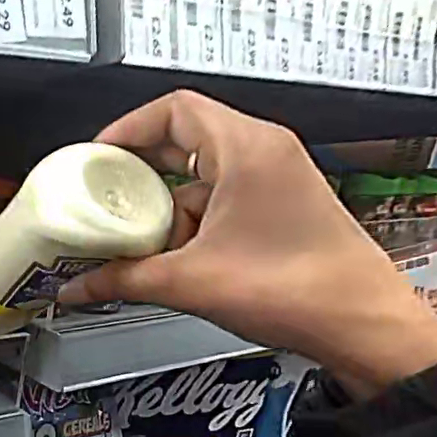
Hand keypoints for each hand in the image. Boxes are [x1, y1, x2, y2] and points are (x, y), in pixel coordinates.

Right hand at [57, 91, 436, 397]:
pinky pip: (215, 205)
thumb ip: (121, 281)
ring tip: (135, 248)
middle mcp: (263, 156)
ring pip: (196, 182)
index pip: (174, 111)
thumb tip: (75, 287)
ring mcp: (271, 183)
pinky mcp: (274, 210)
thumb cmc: (296, 289)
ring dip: (161, 213)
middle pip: (182, 143)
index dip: (127, 129)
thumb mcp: (187, 282)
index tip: (97, 158)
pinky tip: (168, 263)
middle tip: (102, 200)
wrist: (360, 325)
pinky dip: (185, 228)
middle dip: (137, 175)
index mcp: (247, 150)